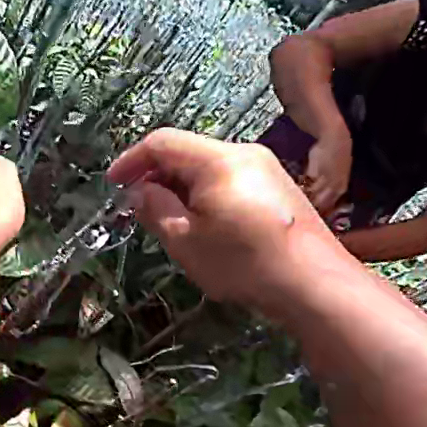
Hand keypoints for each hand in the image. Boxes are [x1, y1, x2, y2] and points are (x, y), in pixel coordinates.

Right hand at [107, 129, 357, 320]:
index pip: (162, 142)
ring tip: (162, 217)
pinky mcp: (275, 187)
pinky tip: (196, 221)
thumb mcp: (184, 240)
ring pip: (204, 166)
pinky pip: (225, 178)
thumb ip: (155, 208)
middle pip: (185, 151)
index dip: (131, 160)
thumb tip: (140, 191)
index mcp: (218, 160)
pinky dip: (199, 192)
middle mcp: (243, 153)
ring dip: (175, 186)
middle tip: (134, 206)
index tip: (112, 185)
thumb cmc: (243, 262)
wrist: (315, 284)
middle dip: (153, 175)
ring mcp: (264, 168)